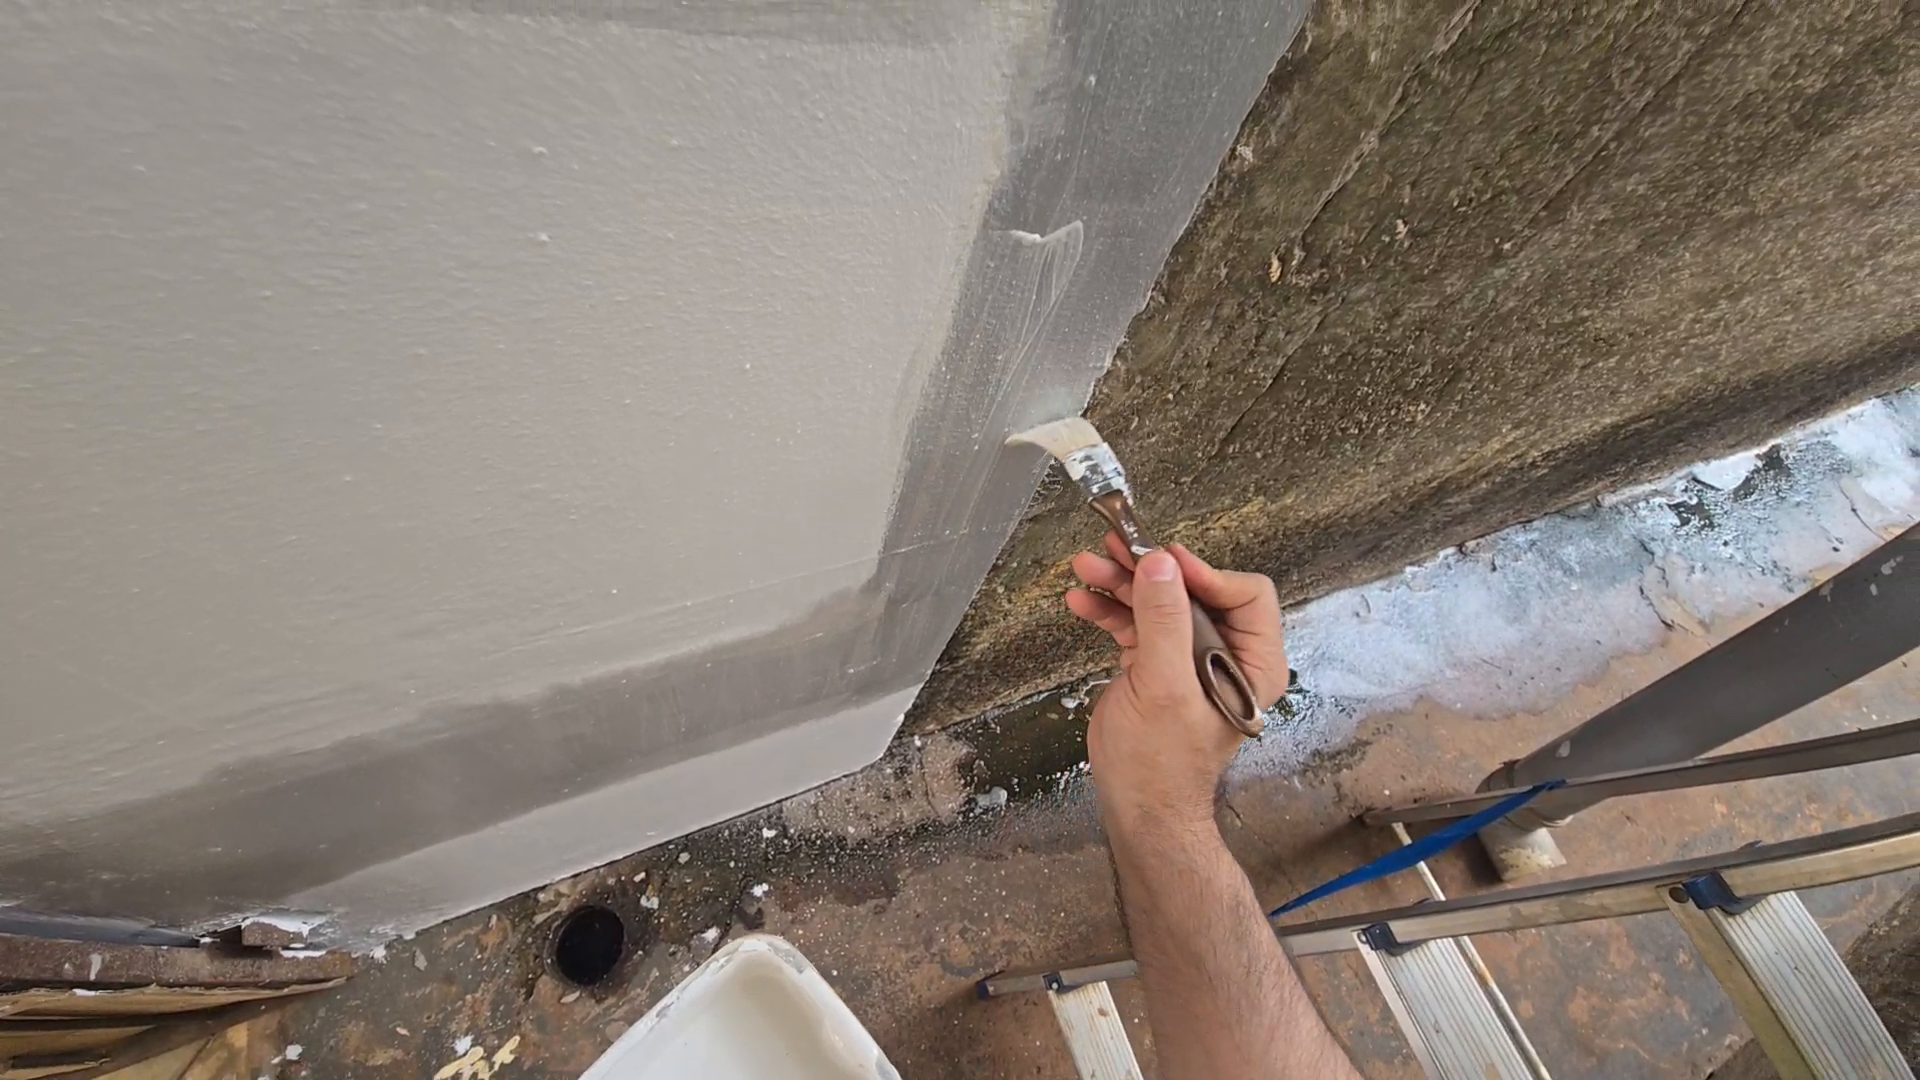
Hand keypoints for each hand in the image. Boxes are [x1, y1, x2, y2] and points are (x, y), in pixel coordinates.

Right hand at [1066, 533, 1287, 832]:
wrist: (1135, 806)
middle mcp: (1223, 653)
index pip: (1244, 594)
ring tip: (1085, 567)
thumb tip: (1160, 561)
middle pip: (1191, 591)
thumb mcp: (1163, 687)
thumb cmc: (1160, 760)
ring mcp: (1185, 657)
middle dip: (1150, 571)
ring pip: (1158, 603)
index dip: (1203, 573)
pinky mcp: (1153, 664)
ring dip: (1120, 585)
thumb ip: (1164, 622)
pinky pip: (1133, 625)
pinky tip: (1081, 601)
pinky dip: (1108, 611)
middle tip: (1113, 548)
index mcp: (1251, 660)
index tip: (1161, 561)